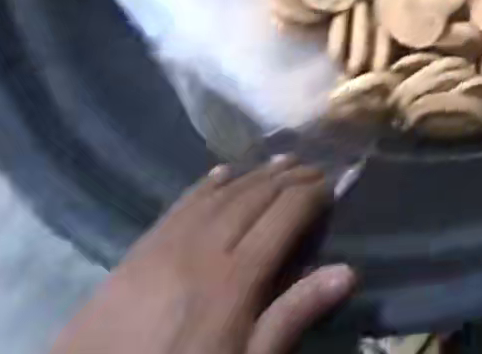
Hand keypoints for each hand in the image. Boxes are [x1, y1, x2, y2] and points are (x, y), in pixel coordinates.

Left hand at [51, 158, 353, 353]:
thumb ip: (289, 320)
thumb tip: (346, 270)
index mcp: (234, 280)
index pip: (285, 214)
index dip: (313, 193)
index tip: (333, 184)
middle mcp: (203, 249)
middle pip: (255, 196)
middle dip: (289, 177)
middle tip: (315, 166)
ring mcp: (165, 247)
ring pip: (220, 194)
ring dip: (254, 174)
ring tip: (280, 162)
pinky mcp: (134, 255)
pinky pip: (178, 206)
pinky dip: (206, 185)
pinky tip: (221, 173)